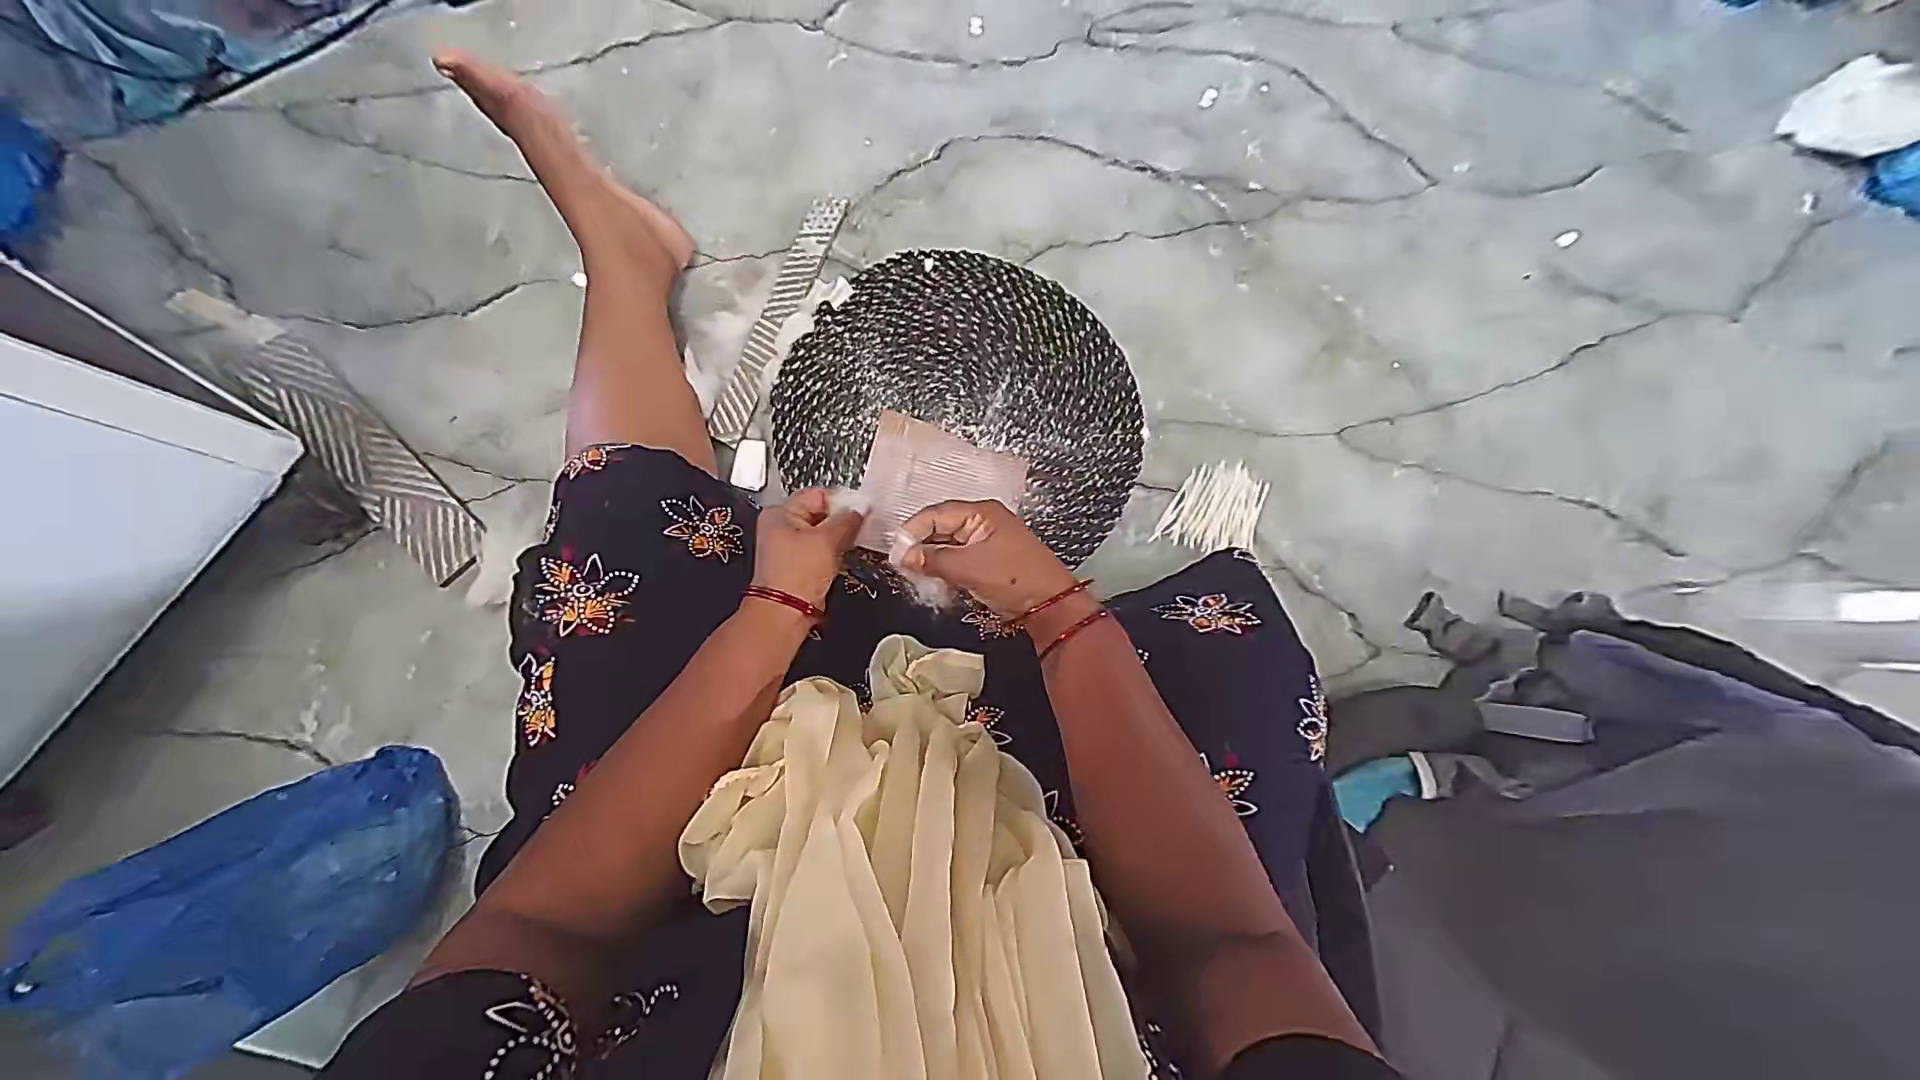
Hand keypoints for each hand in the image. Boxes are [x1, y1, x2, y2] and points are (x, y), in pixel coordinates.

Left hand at [751, 489, 862, 608]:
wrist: (786, 612)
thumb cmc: (795, 575)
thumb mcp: (827, 539)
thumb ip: (848, 520)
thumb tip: (860, 510)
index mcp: (780, 513)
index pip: (817, 495)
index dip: (841, 501)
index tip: (860, 509)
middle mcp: (781, 527)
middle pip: (821, 513)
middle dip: (842, 521)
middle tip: (858, 527)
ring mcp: (790, 546)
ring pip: (824, 533)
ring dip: (839, 538)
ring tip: (849, 544)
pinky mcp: (800, 564)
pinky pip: (822, 550)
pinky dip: (834, 552)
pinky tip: (841, 557)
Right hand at [896, 500, 1077, 618]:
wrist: (1050, 606)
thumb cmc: (1015, 580)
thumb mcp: (969, 568)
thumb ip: (934, 560)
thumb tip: (906, 557)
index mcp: (981, 513)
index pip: (935, 514)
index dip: (912, 532)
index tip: (896, 554)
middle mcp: (981, 522)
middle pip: (940, 529)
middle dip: (921, 549)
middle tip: (905, 568)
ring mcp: (985, 542)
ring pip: (947, 547)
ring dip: (933, 563)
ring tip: (920, 579)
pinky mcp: (986, 562)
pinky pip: (957, 561)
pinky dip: (946, 572)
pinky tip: (939, 586)